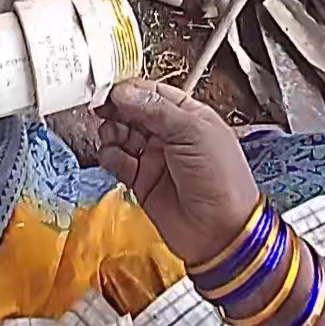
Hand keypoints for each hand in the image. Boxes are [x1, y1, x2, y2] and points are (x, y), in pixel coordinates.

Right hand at [96, 79, 260, 264]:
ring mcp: (154, 156)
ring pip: (121, 133)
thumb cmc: (221, 179)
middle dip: (116, 109)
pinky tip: (113, 156)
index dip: (129, 90)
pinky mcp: (140, 179)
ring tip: (111, 136)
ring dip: (111, 131)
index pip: (151, 92)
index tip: (110, 91)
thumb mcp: (192, 133)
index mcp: (187, 115)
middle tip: (102, 109)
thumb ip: (155, 109)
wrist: (222, 235)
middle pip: (132, 111)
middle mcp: (168, 133)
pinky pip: (116, 159)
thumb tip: (122, 92)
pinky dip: (109, 154)